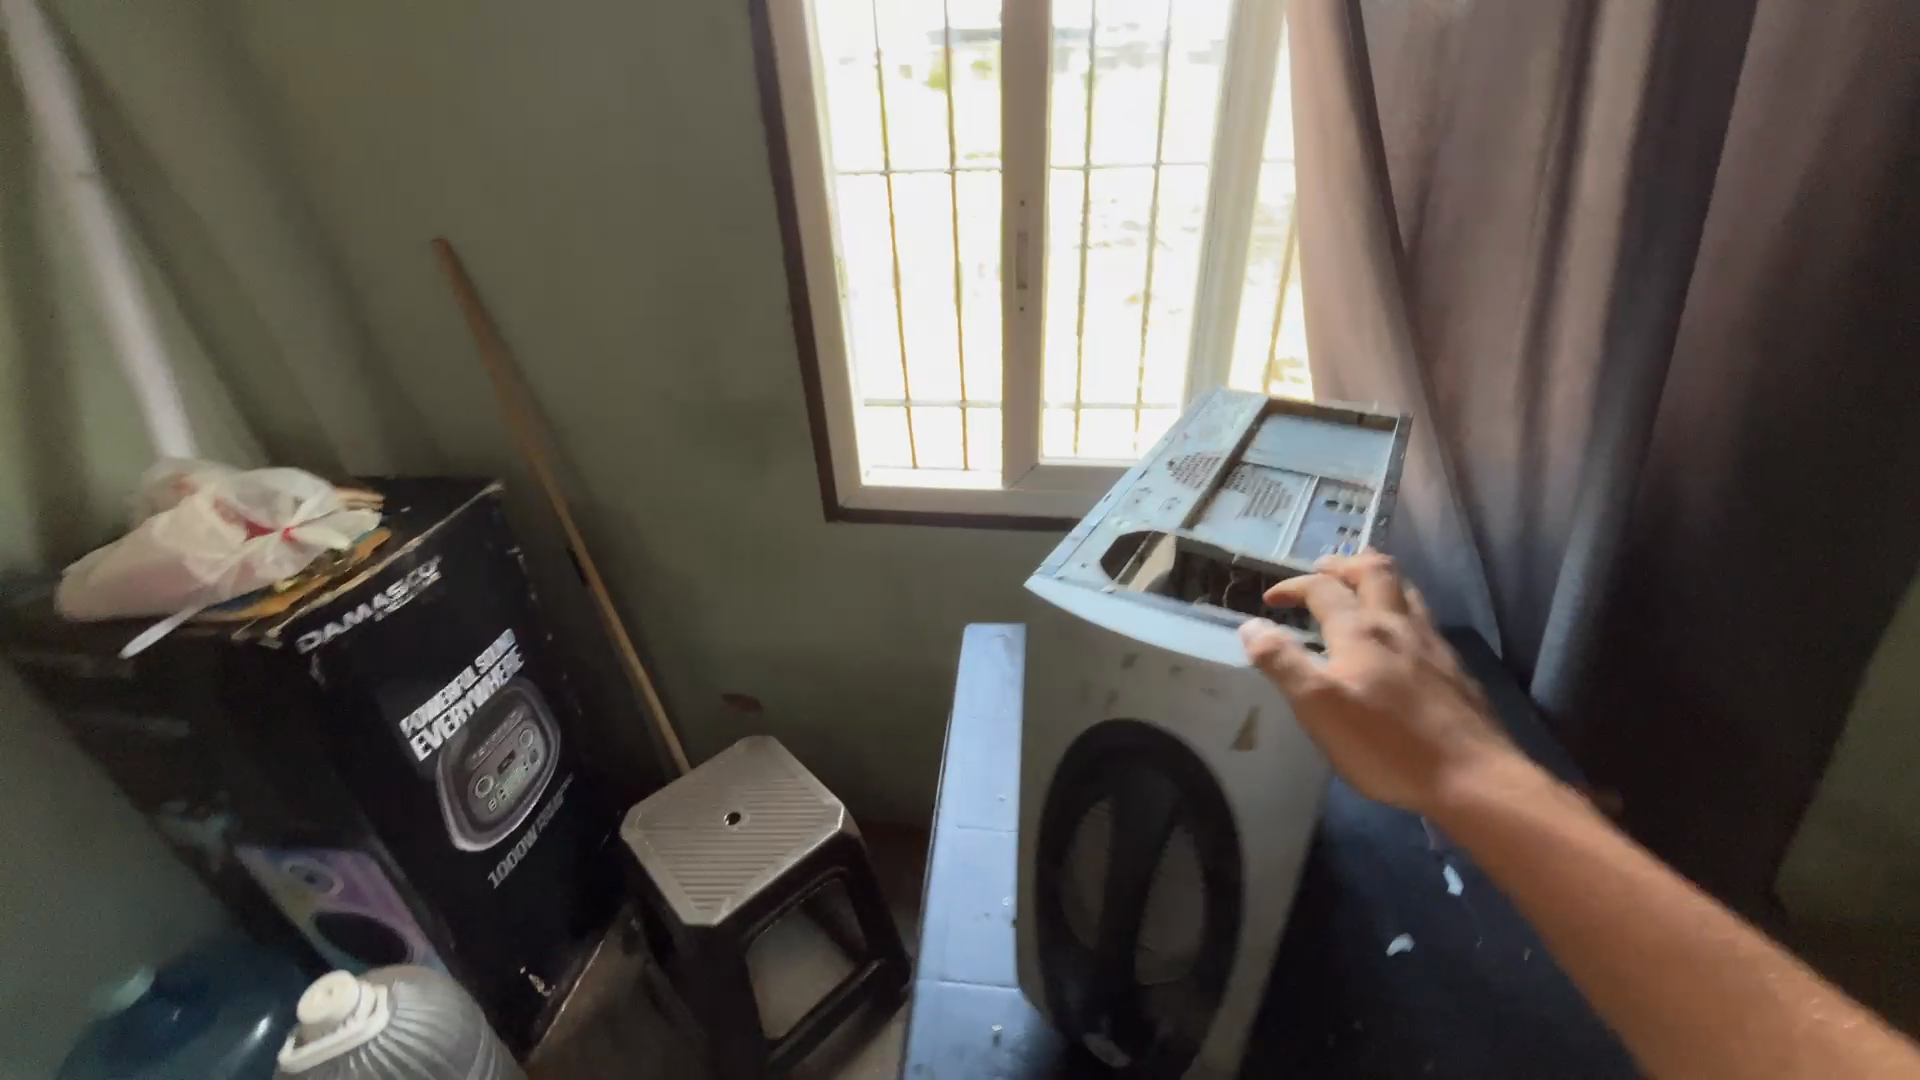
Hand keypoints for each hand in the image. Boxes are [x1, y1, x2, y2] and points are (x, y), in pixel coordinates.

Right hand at [1238, 551, 1520, 813]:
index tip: (1269, 600)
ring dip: (1377, 579)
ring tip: (1359, 587)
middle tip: (1321, 570)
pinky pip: (1425, 621)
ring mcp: (1433, 646)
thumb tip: (1250, 626)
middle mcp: (1398, 626)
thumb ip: (1281, 661)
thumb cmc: (1385, 743)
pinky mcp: (1455, 670)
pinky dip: (1401, 611)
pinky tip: (1398, 637)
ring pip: (1406, 591)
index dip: (1292, 586)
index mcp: (1360, 631)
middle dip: (1343, 564)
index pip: (1322, 589)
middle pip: (1375, 571)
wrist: (1475, 780)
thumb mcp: (1316, 705)